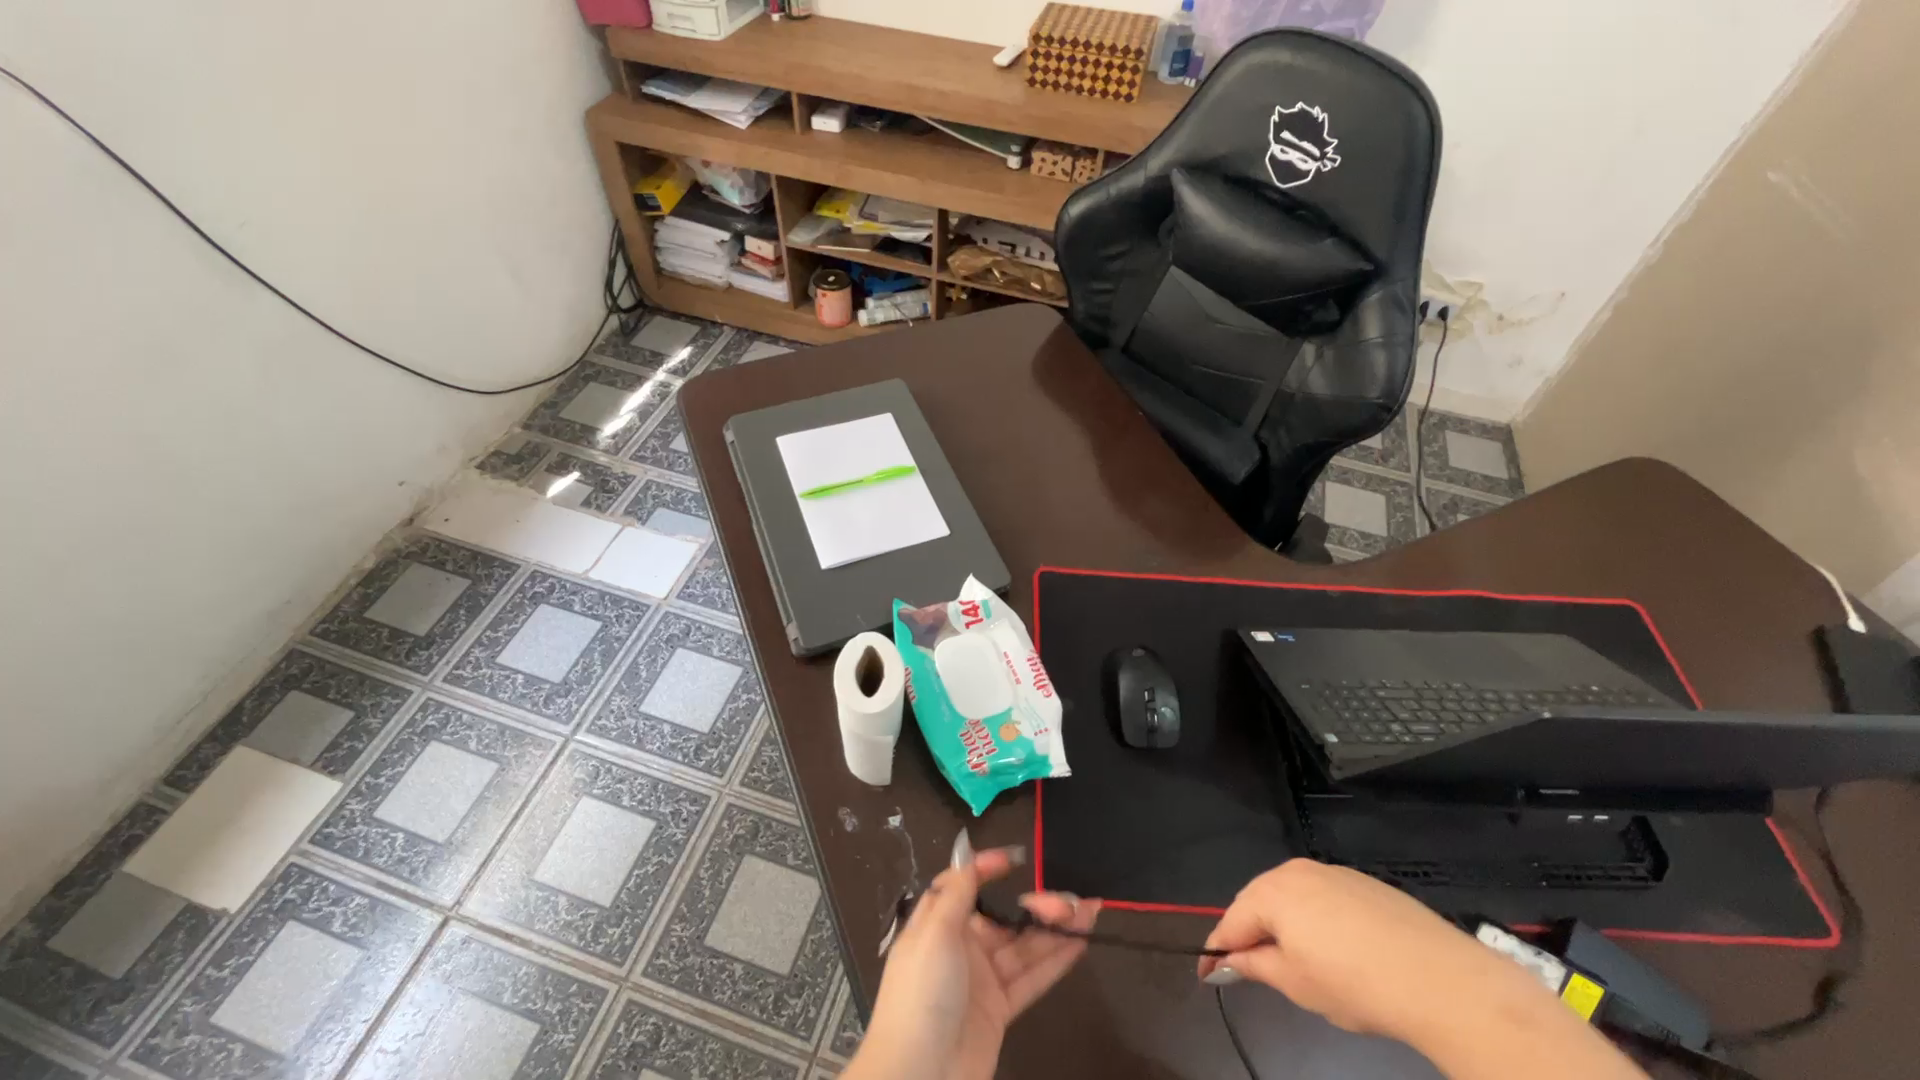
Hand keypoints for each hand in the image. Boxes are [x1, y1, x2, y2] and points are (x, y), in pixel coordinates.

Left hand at [846, 839, 1099, 1079]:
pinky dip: (1055, 960)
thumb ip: (955, 894)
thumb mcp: (933, 935)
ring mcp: (982, 980)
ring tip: (1089, 912)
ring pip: (1023, 946)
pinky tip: (1080, 943)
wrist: (919, 1075)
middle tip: (1070, 900)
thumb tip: (968, 854)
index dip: (986, 869)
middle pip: (1003, 916)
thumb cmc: (921, 994)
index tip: (1016, 859)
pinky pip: (1032, 978)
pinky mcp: (1000, 1009)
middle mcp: (960, 948)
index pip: (963, 887)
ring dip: (1054, 929)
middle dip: (1036, 905)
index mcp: (937, 925)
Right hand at [1197, 859, 1521, 1042]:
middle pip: (1258, 901)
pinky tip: (1329, 947)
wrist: (1441, 979)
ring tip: (1287, 959)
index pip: (1231, 921)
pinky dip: (1313, 919)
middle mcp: (1298, 871)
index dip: (1216, 951)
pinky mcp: (1365, 884)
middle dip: (1248, 932)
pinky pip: (1322, 897)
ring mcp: (1335, 873)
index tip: (1206, 975)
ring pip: (1292, 897)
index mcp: (1273, 892)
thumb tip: (1230, 959)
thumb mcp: (1295, 983)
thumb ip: (1255, 965)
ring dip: (1281, 924)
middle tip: (1245, 966)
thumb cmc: (1354, 984)